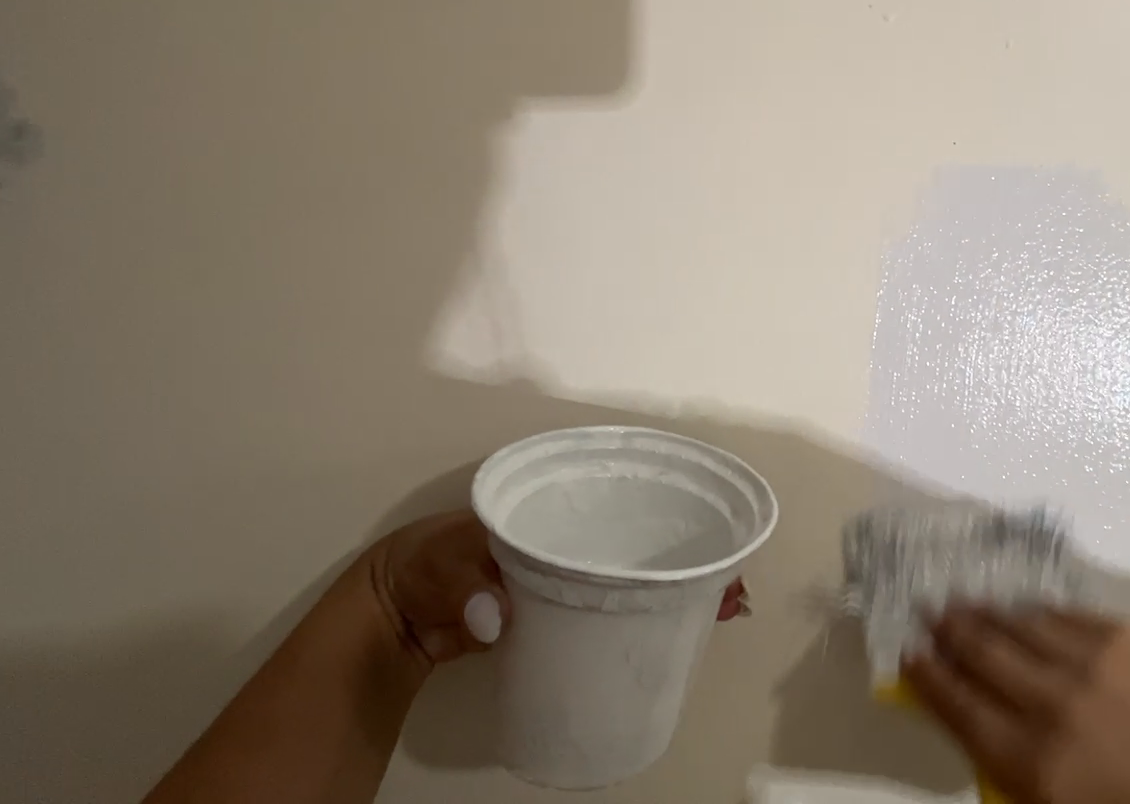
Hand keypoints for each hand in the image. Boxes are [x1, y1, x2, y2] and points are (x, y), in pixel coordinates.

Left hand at [365, 510, 754, 667]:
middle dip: (698, 553)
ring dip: (685, 589)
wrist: (396, 616)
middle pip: (653, 537)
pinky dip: (651, 620)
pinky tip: (680, 634)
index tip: (715, 529)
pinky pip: (620, 614)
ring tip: (725, 607)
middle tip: (733, 583)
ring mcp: (577, 575)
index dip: (679, 507)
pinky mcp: (569, 614)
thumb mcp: (444, 558)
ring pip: (645, 576)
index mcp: (561, 504)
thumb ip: (469, 581)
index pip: (632, 494)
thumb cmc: (425, 564)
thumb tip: (497, 617)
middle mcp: (581, 535)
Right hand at [903, 606, 1129, 803]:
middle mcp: (1050, 702)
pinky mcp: (1120, 634)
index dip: (925, 674)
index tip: (905, 651)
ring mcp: (1087, 660)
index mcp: (1032, 762)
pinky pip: (1060, 613)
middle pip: (979, 652)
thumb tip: (968, 714)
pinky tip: (1020, 609)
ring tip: (962, 602)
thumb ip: (1006, 766)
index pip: (957, 704)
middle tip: (926, 611)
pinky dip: (1033, 612)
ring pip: (1016, 622)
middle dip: (946, 630)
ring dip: (983, 612)